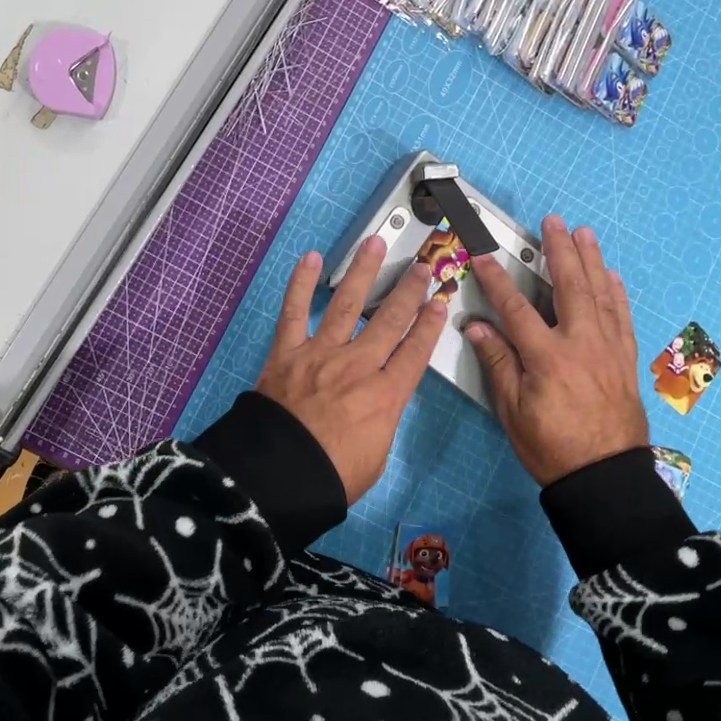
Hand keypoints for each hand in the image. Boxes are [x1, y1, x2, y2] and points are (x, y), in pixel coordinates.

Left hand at [256, 237, 446, 502]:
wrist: (280, 475)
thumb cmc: (334, 476)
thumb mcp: (377, 454)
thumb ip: (383, 417)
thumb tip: (382, 397)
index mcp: (385, 395)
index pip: (415, 351)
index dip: (430, 324)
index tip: (440, 300)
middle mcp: (358, 365)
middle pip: (389, 320)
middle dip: (409, 290)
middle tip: (422, 264)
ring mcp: (321, 353)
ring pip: (347, 303)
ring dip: (363, 271)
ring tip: (376, 243)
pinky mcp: (287, 351)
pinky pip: (294, 311)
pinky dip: (300, 283)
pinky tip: (310, 258)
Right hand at [466, 216, 647, 485]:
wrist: (606, 479)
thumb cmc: (551, 447)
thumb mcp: (513, 411)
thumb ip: (498, 363)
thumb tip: (476, 326)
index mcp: (548, 358)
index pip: (517, 309)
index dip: (497, 281)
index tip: (483, 256)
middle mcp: (582, 345)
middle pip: (571, 288)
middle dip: (560, 252)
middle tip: (554, 222)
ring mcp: (609, 350)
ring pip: (602, 295)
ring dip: (592, 261)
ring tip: (585, 234)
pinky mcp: (625, 360)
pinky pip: (623, 318)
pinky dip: (617, 293)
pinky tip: (612, 276)